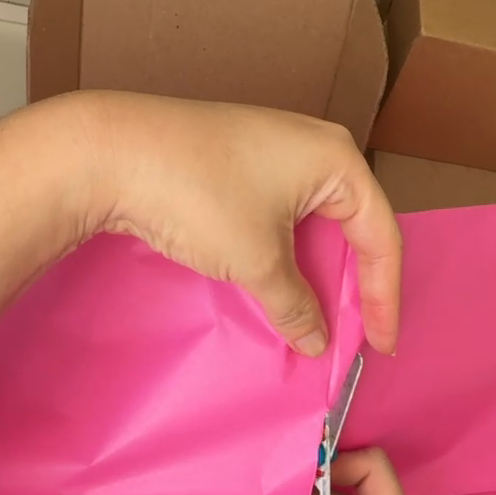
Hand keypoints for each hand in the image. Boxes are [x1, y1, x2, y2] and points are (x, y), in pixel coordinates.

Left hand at [62, 91, 401, 355]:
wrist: (111, 154)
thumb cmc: (199, 195)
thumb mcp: (257, 260)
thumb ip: (295, 305)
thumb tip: (316, 340)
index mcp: (337, 160)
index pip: (381, 237)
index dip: (385, 298)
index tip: (383, 345)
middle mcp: (313, 150)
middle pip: (352, 229)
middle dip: (352, 286)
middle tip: (354, 334)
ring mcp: (273, 155)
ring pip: (313, 228)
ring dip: (314, 276)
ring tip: (315, 320)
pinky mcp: (239, 168)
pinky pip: (281, 222)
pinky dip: (285, 261)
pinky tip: (277, 290)